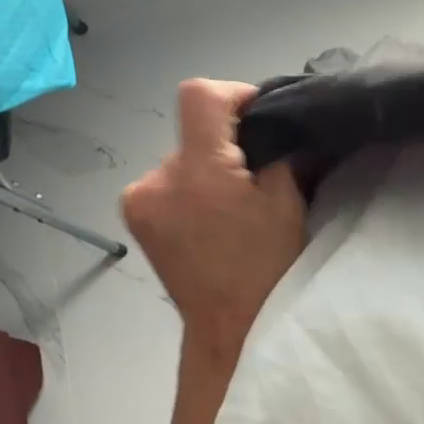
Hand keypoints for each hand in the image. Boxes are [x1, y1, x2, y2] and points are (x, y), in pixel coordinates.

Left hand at [121, 79, 306, 365]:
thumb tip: (279, 129)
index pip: (200, 96)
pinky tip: (212, 220)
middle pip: (193, 132)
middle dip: (226, 144)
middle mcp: (157, 178)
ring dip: (208, 170)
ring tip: (236, 205)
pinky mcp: (135, 217)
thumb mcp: (288, 206)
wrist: (232, 329)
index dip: (234, 94)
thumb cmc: (268, 270)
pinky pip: (167, 184)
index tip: (260, 113)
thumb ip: (280, 156)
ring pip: (182, 160)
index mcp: (198, 172)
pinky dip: (191, 190)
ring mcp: (139, 199)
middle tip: (260, 174)